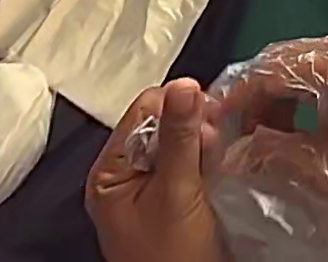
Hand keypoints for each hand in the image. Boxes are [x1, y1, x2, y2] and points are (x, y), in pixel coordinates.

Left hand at [86, 79, 226, 261]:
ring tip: (214, 162)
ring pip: (182, 131)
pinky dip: (208, 153)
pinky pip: (192, 151)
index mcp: (111, 169)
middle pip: (165, 116)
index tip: (208, 118)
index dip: (178, 104)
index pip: (145, 107)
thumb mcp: (175, 192)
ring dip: (204, 139)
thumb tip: (185, 83)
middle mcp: (127, 168)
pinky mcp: (175, 187)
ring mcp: (151, 179)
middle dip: (194, 124)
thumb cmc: (174, 256)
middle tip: (212, 145)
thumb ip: (179, 136)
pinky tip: (216, 166)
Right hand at [214, 32, 327, 219]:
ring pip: (294, 69)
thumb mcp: (324, 170)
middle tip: (228, 134)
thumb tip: (232, 152)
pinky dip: (293, 99)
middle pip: (278, 63)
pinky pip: (312, 76)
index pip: (266, 68)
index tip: (210, 122)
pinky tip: (284, 129)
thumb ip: (272, 155)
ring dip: (271, 99)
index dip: (234, 96)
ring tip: (255, 139)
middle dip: (250, 98)